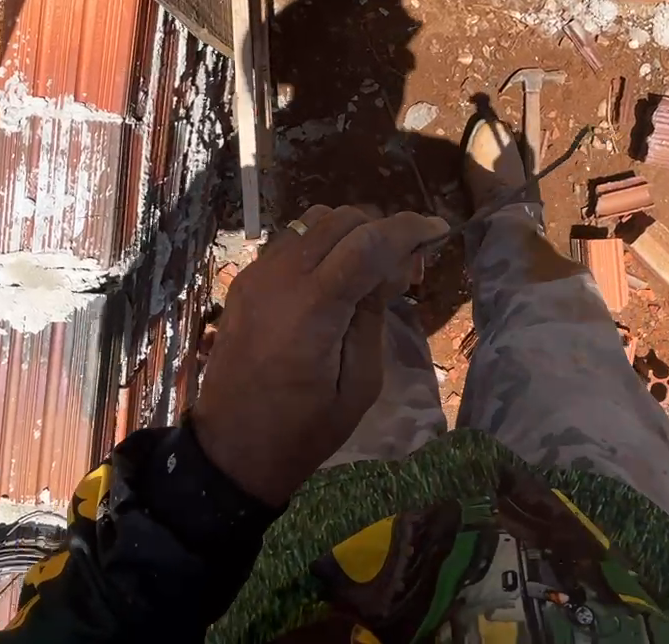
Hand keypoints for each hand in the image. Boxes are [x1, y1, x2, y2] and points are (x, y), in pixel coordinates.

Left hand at [192, 205, 447, 506]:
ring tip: (369, 270)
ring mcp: (258, 272)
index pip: (369, 243)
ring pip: (316, 220)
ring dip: (351, 233)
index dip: (408, 229)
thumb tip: (391, 266)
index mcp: (313, 308)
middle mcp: (282, 276)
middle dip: (382, 231)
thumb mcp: (360, 384)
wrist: (230, 448)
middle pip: (344, 220)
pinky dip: (322, 242)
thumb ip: (374, 316)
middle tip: (405, 268)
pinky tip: (334, 276)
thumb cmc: (303, 430)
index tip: (438, 228)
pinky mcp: (246, 277)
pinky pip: (292, 238)